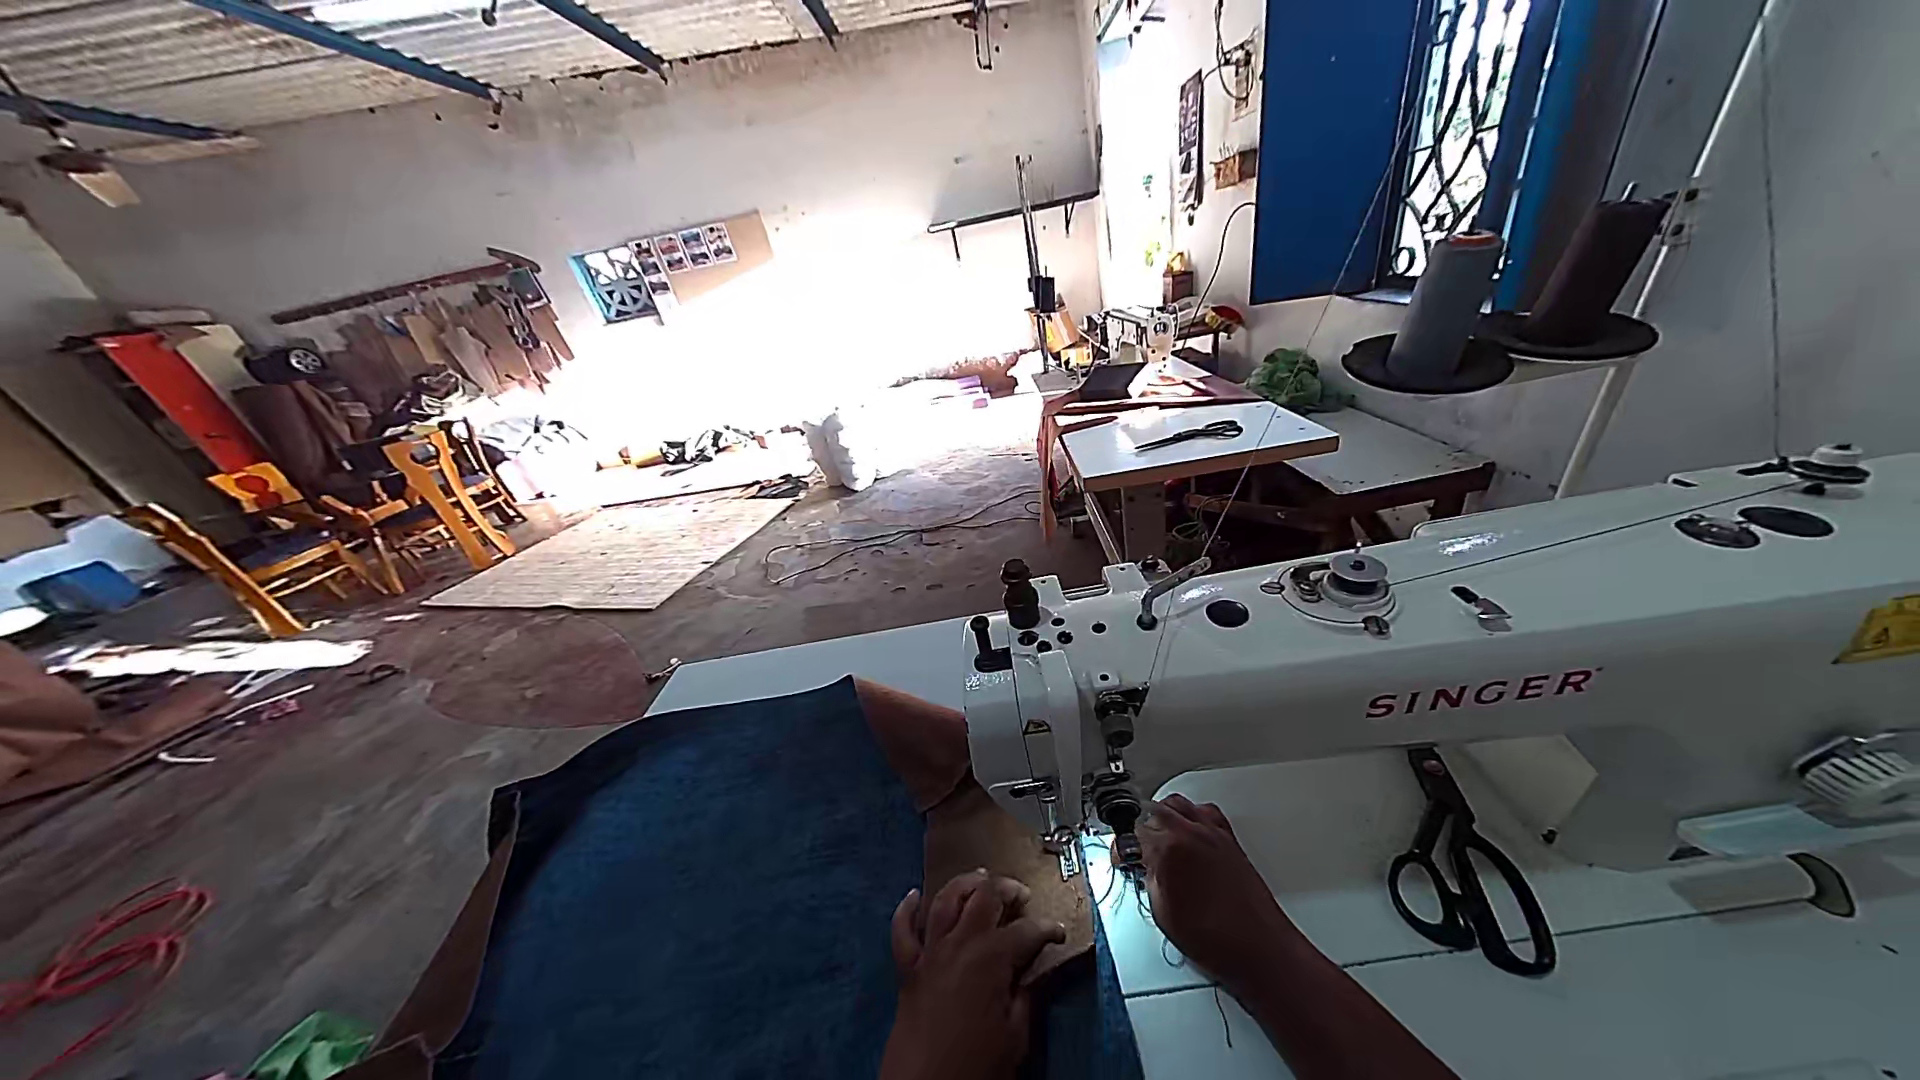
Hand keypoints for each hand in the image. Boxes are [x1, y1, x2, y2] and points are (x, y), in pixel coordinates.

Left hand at [879, 869, 1066, 1079]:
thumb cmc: (976, 1067)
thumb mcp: (1015, 1037)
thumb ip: (1025, 996)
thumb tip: (1032, 971)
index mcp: (991, 957)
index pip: (1026, 932)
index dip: (1046, 929)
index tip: (1058, 933)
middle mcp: (960, 942)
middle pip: (984, 897)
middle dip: (1007, 889)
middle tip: (1022, 894)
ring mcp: (931, 951)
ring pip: (945, 900)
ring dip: (964, 884)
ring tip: (980, 878)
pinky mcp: (908, 967)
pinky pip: (902, 930)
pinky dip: (906, 909)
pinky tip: (914, 894)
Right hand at [1138, 793, 1292, 988]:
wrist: (1260, 951)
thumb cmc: (1218, 940)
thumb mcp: (1163, 913)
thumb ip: (1149, 881)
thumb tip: (1145, 871)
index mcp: (1168, 849)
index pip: (1133, 836)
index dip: (1122, 850)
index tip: (1122, 859)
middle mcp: (1190, 834)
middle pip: (1153, 812)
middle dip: (1141, 829)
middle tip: (1137, 848)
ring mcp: (1212, 834)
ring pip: (1179, 804)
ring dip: (1165, 815)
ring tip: (1159, 835)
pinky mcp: (1229, 840)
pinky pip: (1206, 812)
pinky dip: (1194, 816)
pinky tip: (1190, 832)